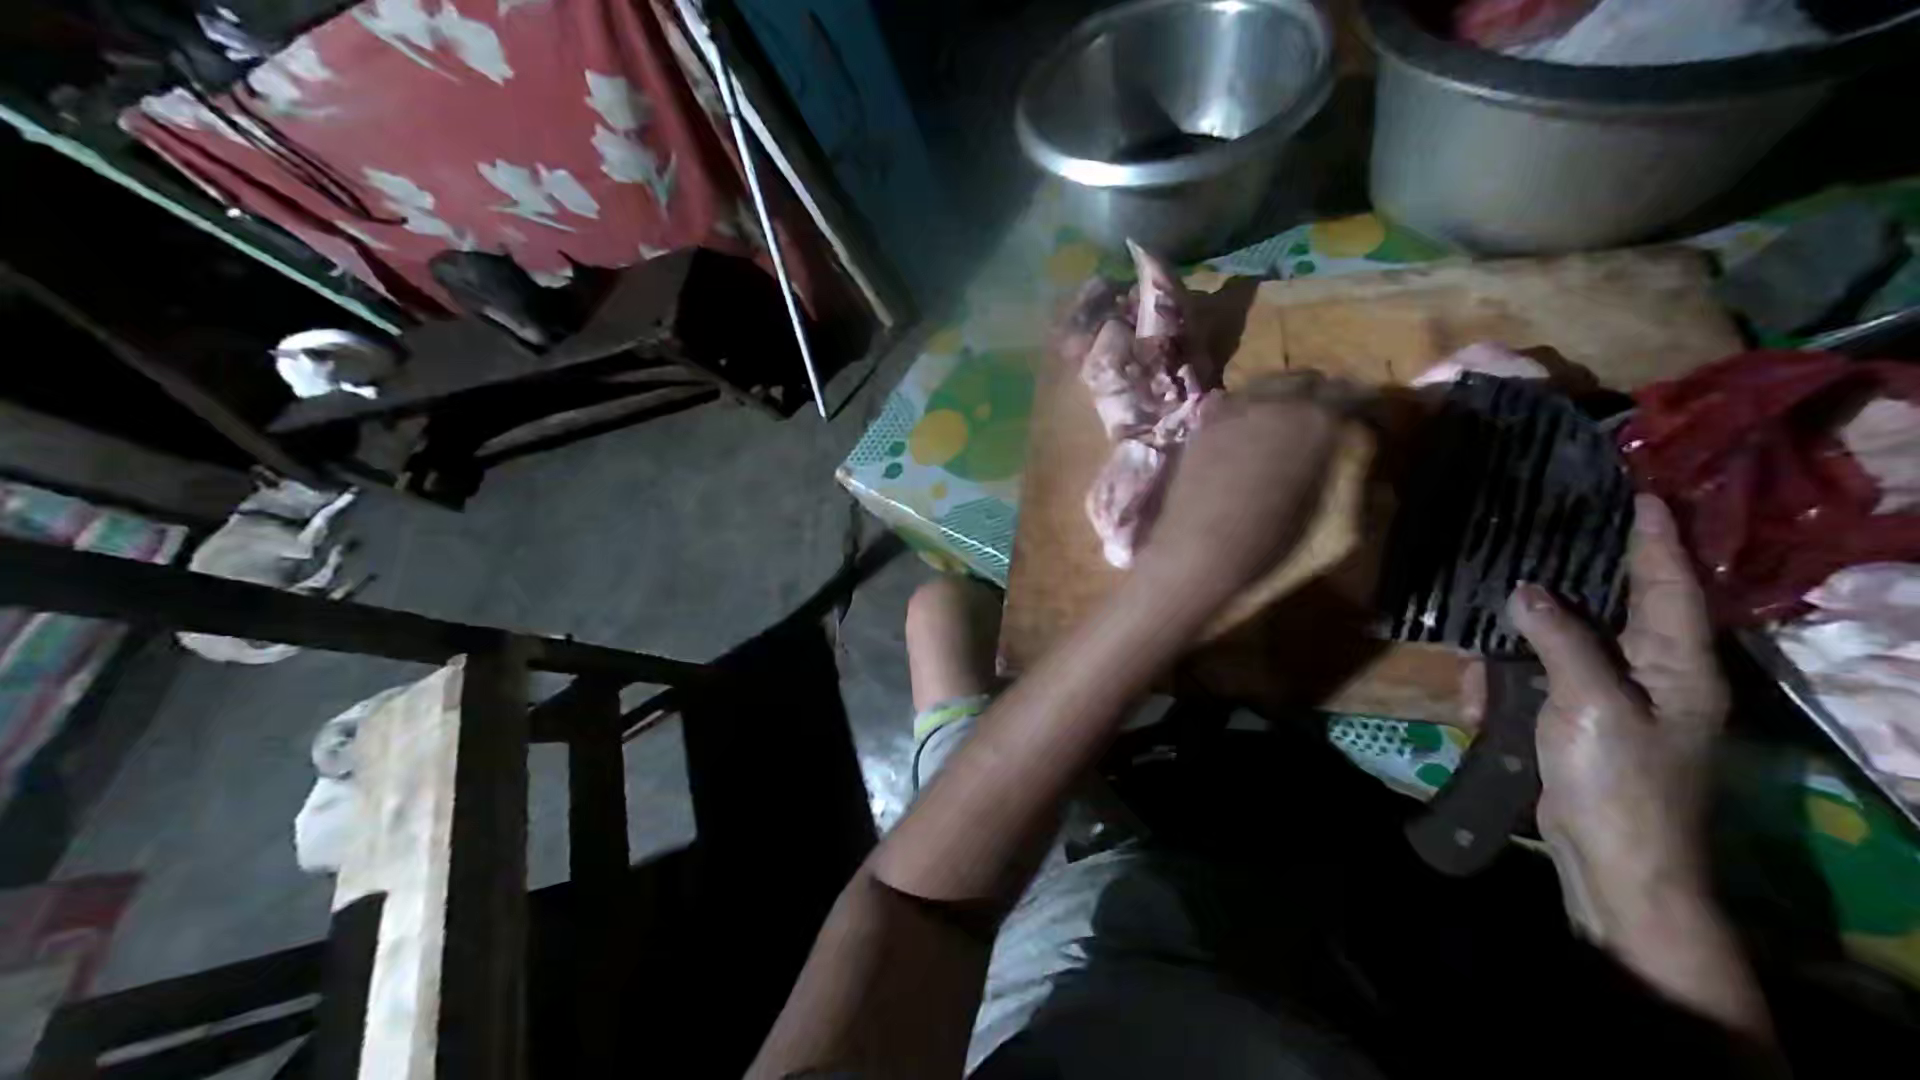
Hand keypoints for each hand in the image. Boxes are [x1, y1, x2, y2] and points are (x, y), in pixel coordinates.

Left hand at [1136, 372, 1363, 601]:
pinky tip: (1251, 436)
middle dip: (1328, 399)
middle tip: (1332, 425)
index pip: (1361, 397)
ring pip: (1271, 386)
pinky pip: (1235, 403)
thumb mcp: (1344, 527)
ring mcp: (1233, 409)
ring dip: (1287, 399)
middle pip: (1312, 382)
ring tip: (1291, 428)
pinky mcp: (1202, 425)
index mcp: (1322, 419)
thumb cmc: (1275, 551)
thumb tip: (1367, 452)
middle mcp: (1277, 400)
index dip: (1371, 412)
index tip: (1375, 428)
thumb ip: (1360, 477)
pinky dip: (1251, 410)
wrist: (1196, 559)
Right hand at [1504, 493, 1727, 943]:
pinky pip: (1532, 683)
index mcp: (1675, 664)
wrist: (1612, 859)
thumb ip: (1559, 641)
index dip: (1654, 540)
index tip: (1640, 495)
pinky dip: (1503, 694)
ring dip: (1508, 663)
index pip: (1668, 585)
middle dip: (1550, 601)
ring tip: (1484, 692)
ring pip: (1550, 648)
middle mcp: (1649, 672)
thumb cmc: (1616, 779)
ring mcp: (1610, 698)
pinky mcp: (1576, 719)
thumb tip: (1522, 591)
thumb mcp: (1589, 703)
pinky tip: (1484, 715)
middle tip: (1511, 574)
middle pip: (1601, 611)